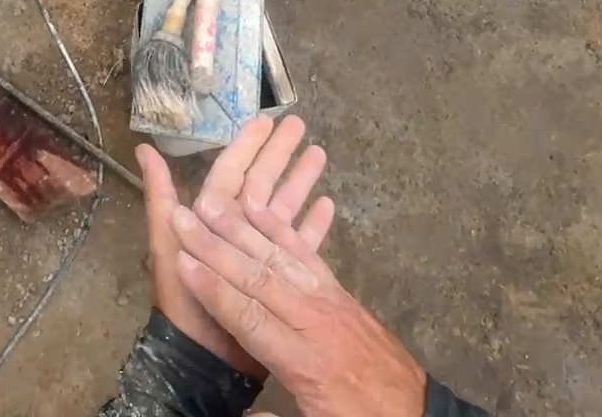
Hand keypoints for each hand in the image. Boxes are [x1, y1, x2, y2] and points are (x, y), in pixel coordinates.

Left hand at [136, 115, 335, 378]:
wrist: (204, 355)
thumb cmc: (183, 296)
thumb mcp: (168, 242)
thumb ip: (160, 196)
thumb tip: (143, 149)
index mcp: (211, 215)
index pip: (232, 170)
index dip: (247, 144)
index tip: (265, 120)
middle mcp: (235, 226)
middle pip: (262, 181)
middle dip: (279, 152)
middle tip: (299, 124)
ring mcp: (257, 249)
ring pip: (282, 205)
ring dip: (299, 179)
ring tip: (319, 153)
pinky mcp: (276, 274)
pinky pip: (297, 242)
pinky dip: (311, 224)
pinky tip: (327, 204)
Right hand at [170, 188, 427, 416]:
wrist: (419, 416)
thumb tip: (237, 409)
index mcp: (305, 364)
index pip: (250, 318)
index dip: (214, 290)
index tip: (182, 261)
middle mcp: (314, 322)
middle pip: (257, 276)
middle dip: (215, 246)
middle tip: (182, 218)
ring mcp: (329, 300)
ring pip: (278, 256)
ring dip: (240, 227)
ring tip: (209, 204)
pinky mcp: (339, 290)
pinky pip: (305, 252)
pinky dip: (278, 227)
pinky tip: (257, 207)